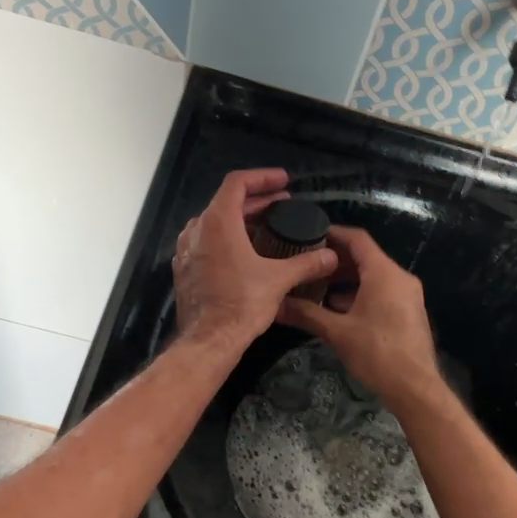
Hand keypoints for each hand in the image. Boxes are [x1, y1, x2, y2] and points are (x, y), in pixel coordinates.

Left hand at [172, 169, 337, 354]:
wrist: (208, 340)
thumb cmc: (242, 303)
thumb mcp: (279, 280)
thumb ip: (307, 263)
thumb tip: (331, 256)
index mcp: (218, 221)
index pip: (238, 183)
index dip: (262, 177)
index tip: (284, 182)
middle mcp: (197, 229)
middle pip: (226, 202)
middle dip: (256, 200)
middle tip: (282, 204)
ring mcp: (186, 250)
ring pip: (215, 222)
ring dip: (241, 220)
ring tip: (266, 226)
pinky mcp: (185, 269)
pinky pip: (206, 242)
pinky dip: (227, 239)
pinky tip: (245, 252)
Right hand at [277, 226, 442, 406]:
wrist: (415, 387)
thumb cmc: (377, 353)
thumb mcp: (337, 333)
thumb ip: (307, 314)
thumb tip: (276, 306)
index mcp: (384, 273)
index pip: (357, 239)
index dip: (333, 233)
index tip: (309, 234)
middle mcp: (399, 277)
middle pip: (365, 257)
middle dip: (336, 259)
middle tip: (307, 262)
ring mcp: (407, 295)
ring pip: (373, 276)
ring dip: (347, 279)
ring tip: (316, 284)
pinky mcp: (408, 311)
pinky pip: (382, 291)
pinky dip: (360, 293)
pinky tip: (337, 307)